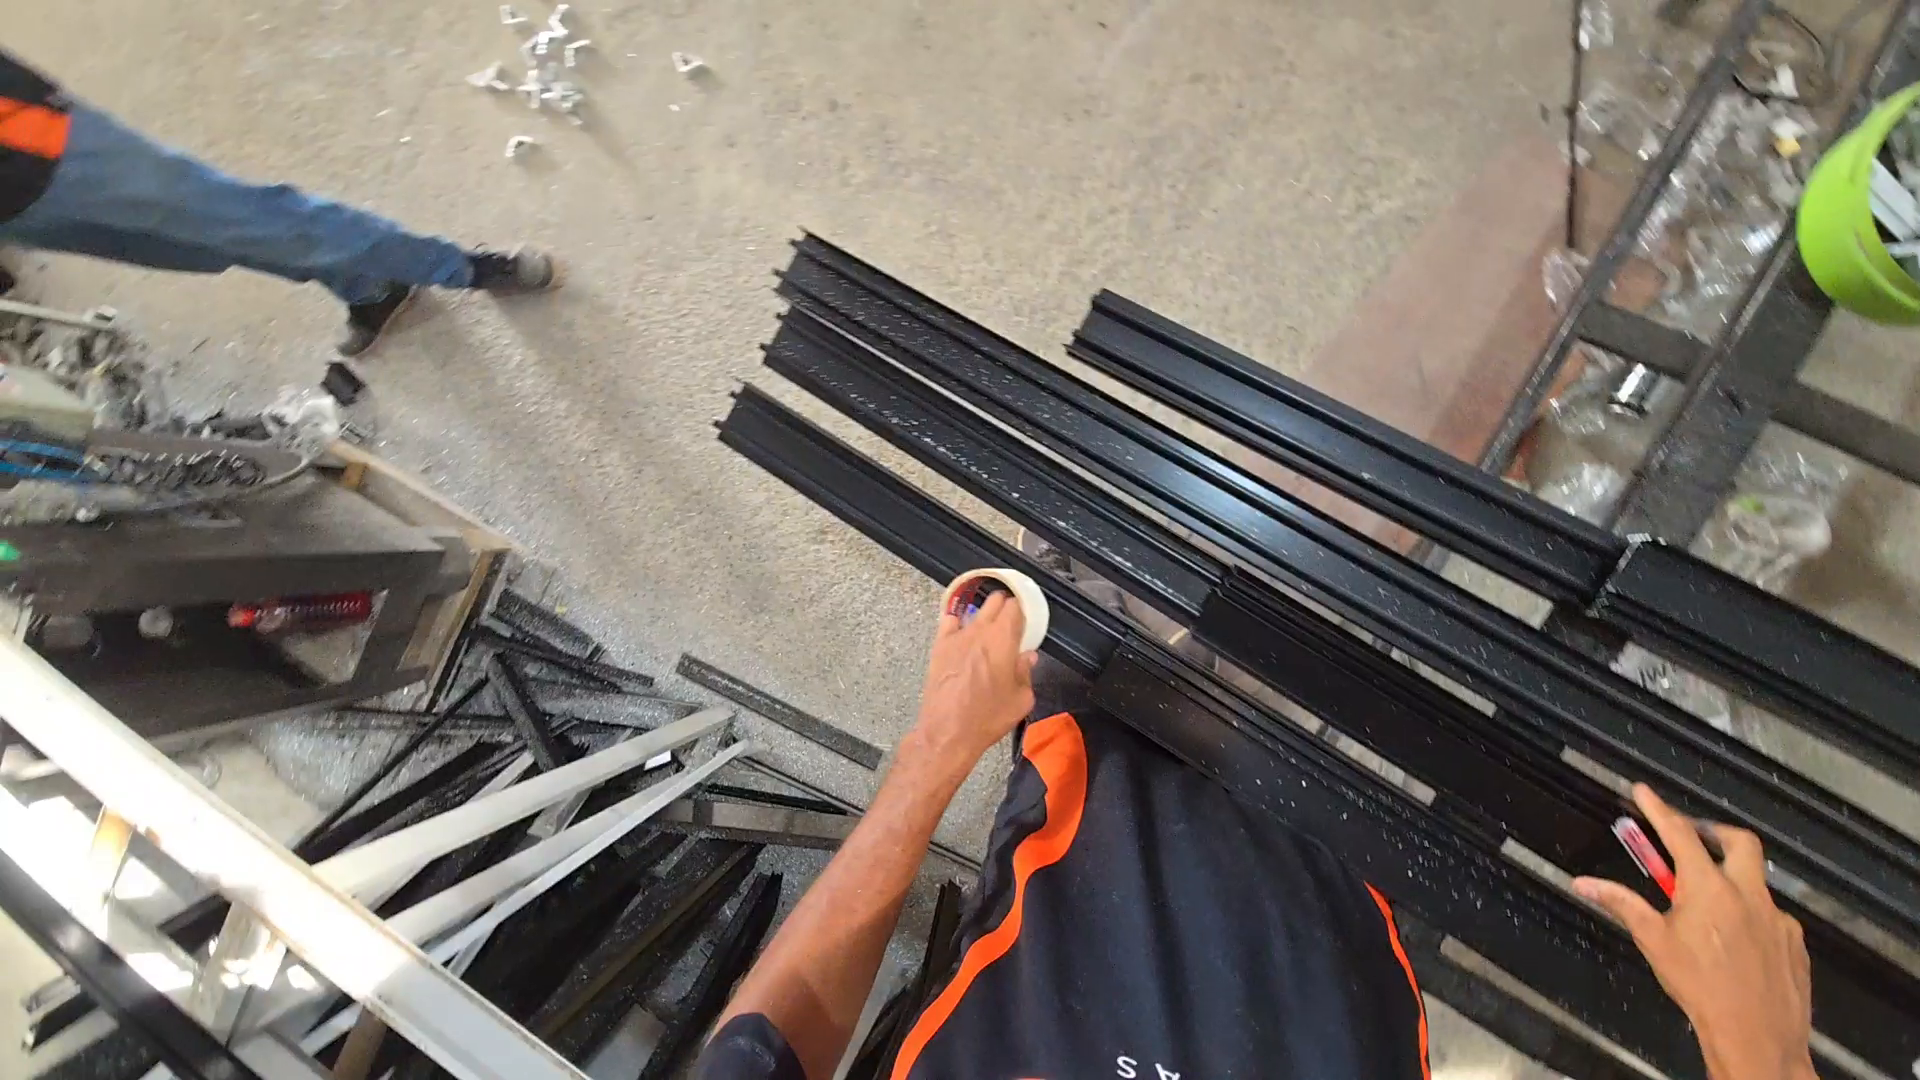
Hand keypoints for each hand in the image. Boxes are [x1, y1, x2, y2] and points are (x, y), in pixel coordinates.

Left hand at [905, 592, 1037, 777]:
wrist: (948, 731)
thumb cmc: (986, 717)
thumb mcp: (1021, 699)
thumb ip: (1026, 672)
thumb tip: (1026, 658)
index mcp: (1004, 639)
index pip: (1016, 606)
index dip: (1023, 609)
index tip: (1027, 618)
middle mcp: (980, 631)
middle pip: (995, 601)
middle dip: (1005, 606)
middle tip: (1011, 622)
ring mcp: (957, 636)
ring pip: (974, 611)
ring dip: (984, 616)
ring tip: (988, 631)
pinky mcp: (939, 646)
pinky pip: (949, 621)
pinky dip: (958, 622)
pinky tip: (962, 633)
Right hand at [1573, 785, 1814, 1079]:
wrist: (1758, 1036)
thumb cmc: (1698, 983)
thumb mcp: (1652, 938)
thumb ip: (1620, 902)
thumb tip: (1583, 882)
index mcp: (1709, 889)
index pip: (1680, 834)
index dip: (1658, 808)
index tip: (1644, 790)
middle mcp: (1748, 896)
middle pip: (1741, 843)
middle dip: (1714, 830)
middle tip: (1690, 833)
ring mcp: (1777, 920)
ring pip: (1755, 881)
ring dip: (1728, 876)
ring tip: (1701, 896)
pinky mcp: (1794, 943)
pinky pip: (1769, 913)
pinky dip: (1746, 908)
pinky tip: (1728, 931)